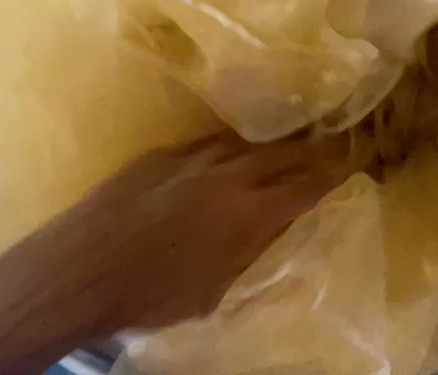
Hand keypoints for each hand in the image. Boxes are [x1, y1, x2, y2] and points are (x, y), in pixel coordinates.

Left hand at [0, 130, 353, 374]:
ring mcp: (195, 156)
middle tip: (336, 146)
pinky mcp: (165, 151)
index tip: (356, 165)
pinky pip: (214, 141)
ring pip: (250, 142)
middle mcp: (229, 174)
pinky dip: (235, 146)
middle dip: (315, 151)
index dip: (336, 174)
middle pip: (285, 154)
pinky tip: (236, 151)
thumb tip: (282, 229)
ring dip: (276, 145)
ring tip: (294, 144)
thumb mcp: (215, 292)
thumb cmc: (151, 296)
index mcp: (248, 213)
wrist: (80, 267)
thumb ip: (254, 254)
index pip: (307, 185)